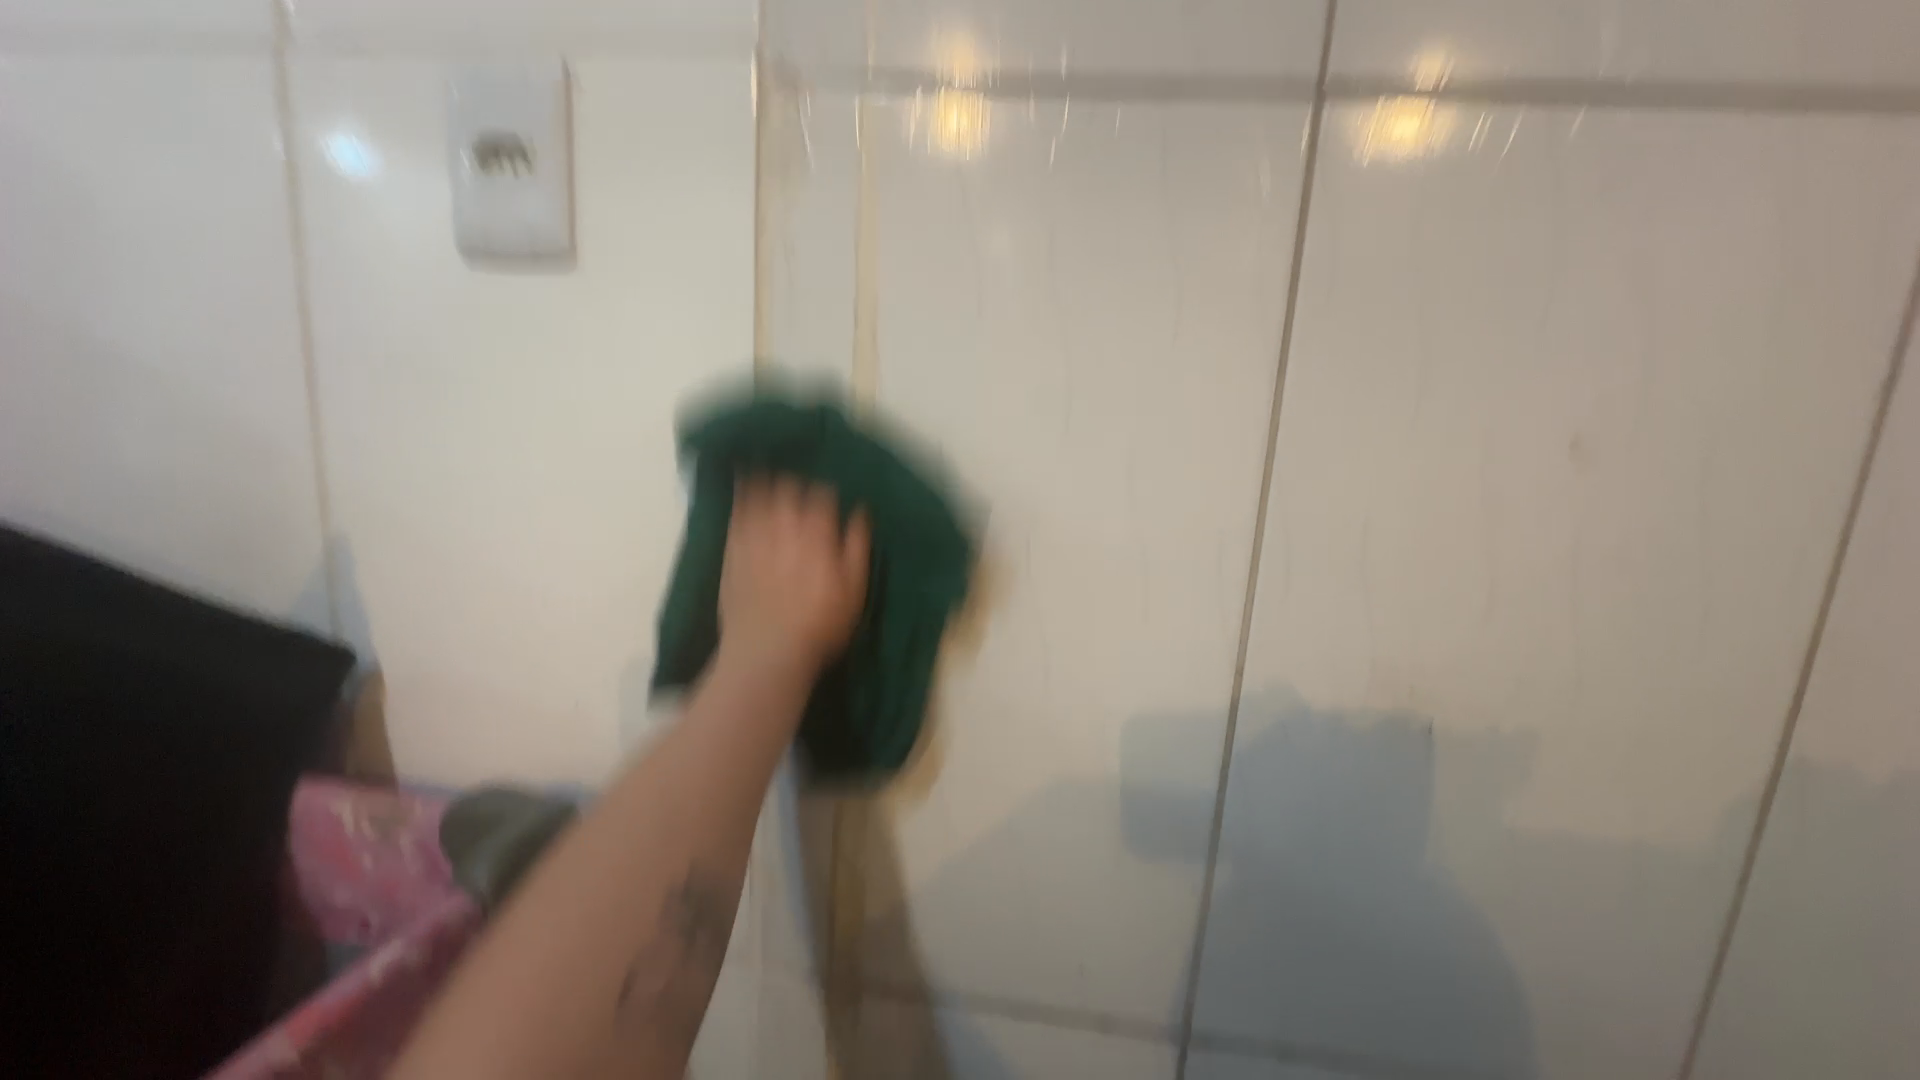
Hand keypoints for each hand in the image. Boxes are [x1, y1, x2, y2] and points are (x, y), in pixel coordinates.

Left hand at [718, 475, 870, 677]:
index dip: (824, 486)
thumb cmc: (819, 625)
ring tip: (763, 465)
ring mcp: (755, 539)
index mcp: (818, 535)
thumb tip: (860, 512)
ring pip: (759, 498)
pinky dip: (739, 500)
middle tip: (794, 470)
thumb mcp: (854, 591)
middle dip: (792, 478)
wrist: (766, 652)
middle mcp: (785, 528)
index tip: (827, 483)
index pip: (822, 497)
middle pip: (788, 490)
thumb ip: (857, 547)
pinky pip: (736, 517)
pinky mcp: (732, 553)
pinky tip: (739, 491)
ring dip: (764, 480)